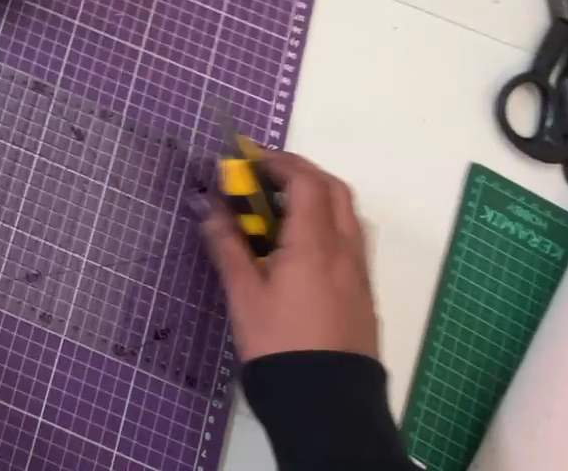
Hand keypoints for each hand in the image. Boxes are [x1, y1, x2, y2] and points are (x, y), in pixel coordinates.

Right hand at [194, 152, 379, 361]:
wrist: (327, 407)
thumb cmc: (279, 345)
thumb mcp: (242, 293)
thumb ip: (225, 243)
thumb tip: (206, 204)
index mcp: (316, 246)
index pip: (305, 182)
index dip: (275, 162)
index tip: (243, 160)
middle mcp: (346, 252)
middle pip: (334, 190)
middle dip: (298, 172)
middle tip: (260, 175)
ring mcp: (358, 274)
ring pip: (344, 215)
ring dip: (312, 196)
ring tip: (271, 208)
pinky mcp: (361, 294)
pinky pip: (346, 240)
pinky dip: (320, 223)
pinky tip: (290, 245)